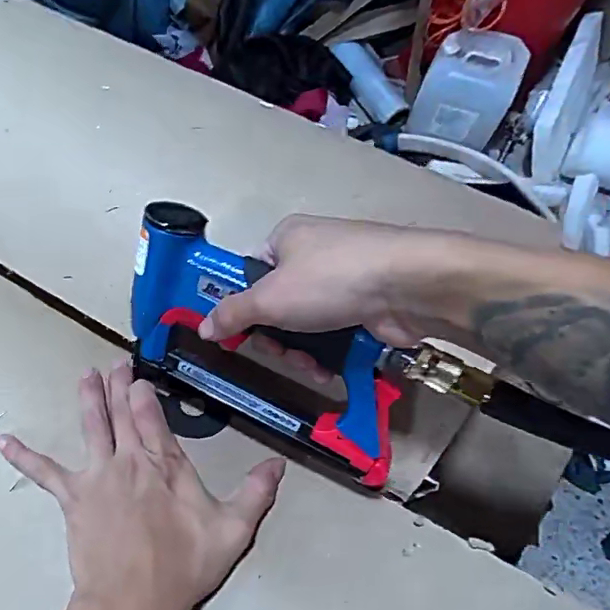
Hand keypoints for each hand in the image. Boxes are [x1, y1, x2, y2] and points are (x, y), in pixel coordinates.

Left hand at [0, 363, 284, 609]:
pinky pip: (45, 472)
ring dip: (88, 399)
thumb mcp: (232, 532)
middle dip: (118, 384)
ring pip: (91, 427)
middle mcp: (129, 460)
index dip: (144, 392)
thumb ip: (256, 494)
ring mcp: (97, 476)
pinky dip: (24, 456)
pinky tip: (4, 442)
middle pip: (122, 413)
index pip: (153, 416)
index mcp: (165, 464)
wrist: (131, 602)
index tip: (138, 372)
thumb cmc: (183, 566)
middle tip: (115, 361)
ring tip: (84, 375)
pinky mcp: (73, 498)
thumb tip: (278, 464)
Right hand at [197, 216, 476, 364]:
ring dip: (302, 353)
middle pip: (277, 305)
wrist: (407, 286)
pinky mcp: (365, 304)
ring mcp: (342, 280)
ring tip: (310, 366)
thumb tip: (202, 328)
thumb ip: (232, 314)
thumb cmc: (329, 281)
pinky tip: (330, 370)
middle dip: (277, 338)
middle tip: (281, 353)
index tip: (238, 334)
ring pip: (305, 325)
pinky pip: (333, 333)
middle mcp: (313, 254)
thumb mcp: (269, 299)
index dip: (240, 305)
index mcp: (285, 239)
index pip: (249, 274)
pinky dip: (328, 354)